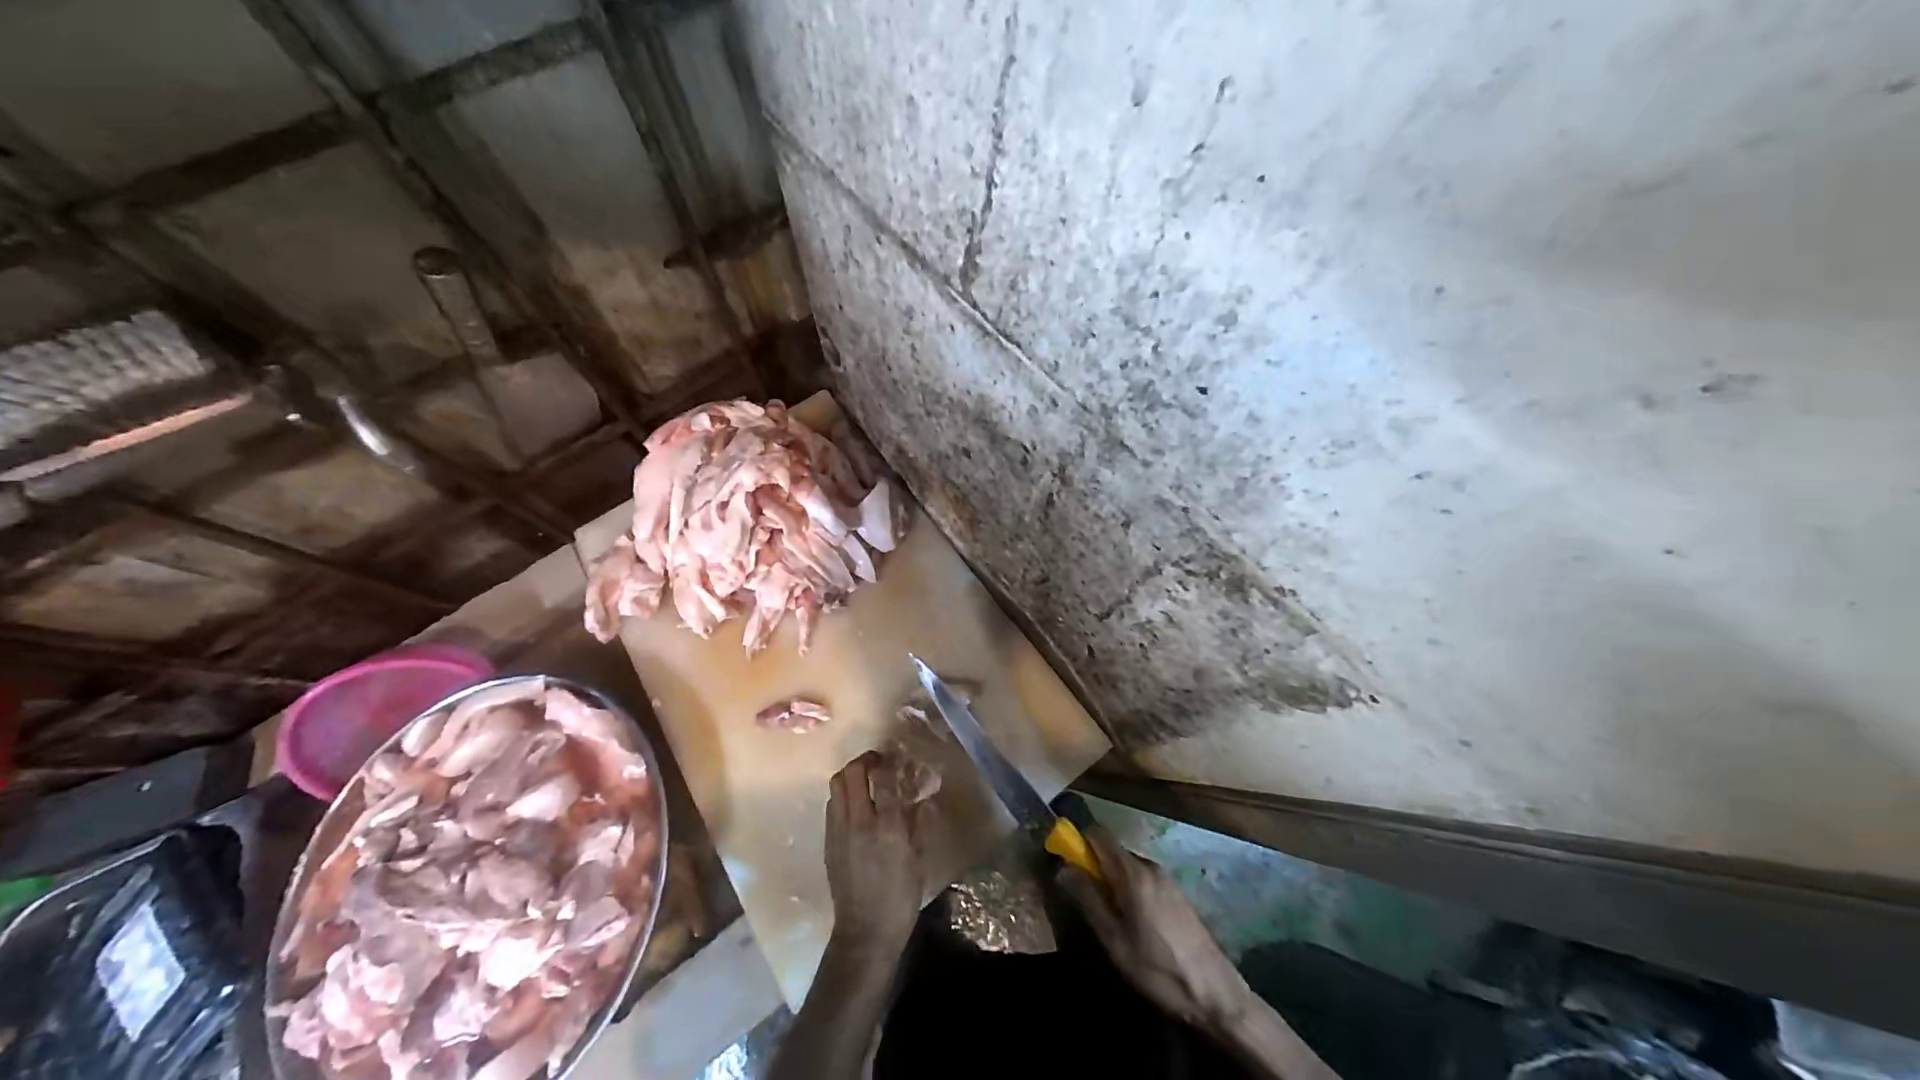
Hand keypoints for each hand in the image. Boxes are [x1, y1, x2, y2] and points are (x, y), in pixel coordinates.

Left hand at [824, 750, 933, 955]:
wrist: (865, 931)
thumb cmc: (900, 898)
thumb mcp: (918, 861)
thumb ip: (921, 826)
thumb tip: (926, 801)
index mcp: (886, 826)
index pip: (883, 779)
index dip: (889, 762)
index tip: (896, 757)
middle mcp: (858, 822)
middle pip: (850, 774)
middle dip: (863, 762)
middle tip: (877, 763)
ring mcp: (838, 831)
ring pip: (836, 787)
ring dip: (850, 777)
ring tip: (865, 782)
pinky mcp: (828, 843)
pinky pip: (832, 807)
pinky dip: (843, 797)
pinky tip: (856, 808)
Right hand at [1057, 824, 1251, 1031]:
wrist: (1215, 995)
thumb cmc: (1158, 969)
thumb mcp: (1114, 939)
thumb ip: (1087, 899)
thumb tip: (1063, 869)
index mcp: (1133, 873)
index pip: (1098, 834)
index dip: (1078, 843)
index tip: (1067, 866)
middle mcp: (1151, 866)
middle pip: (1112, 851)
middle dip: (1094, 867)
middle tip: (1086, 902)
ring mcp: (1167, 879)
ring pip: (1127, 867)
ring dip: (1112, 881)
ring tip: (1110, 919)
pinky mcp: (1177, 894)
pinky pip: (1143, 879)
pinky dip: (1129, 890)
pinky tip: (1134, 923)